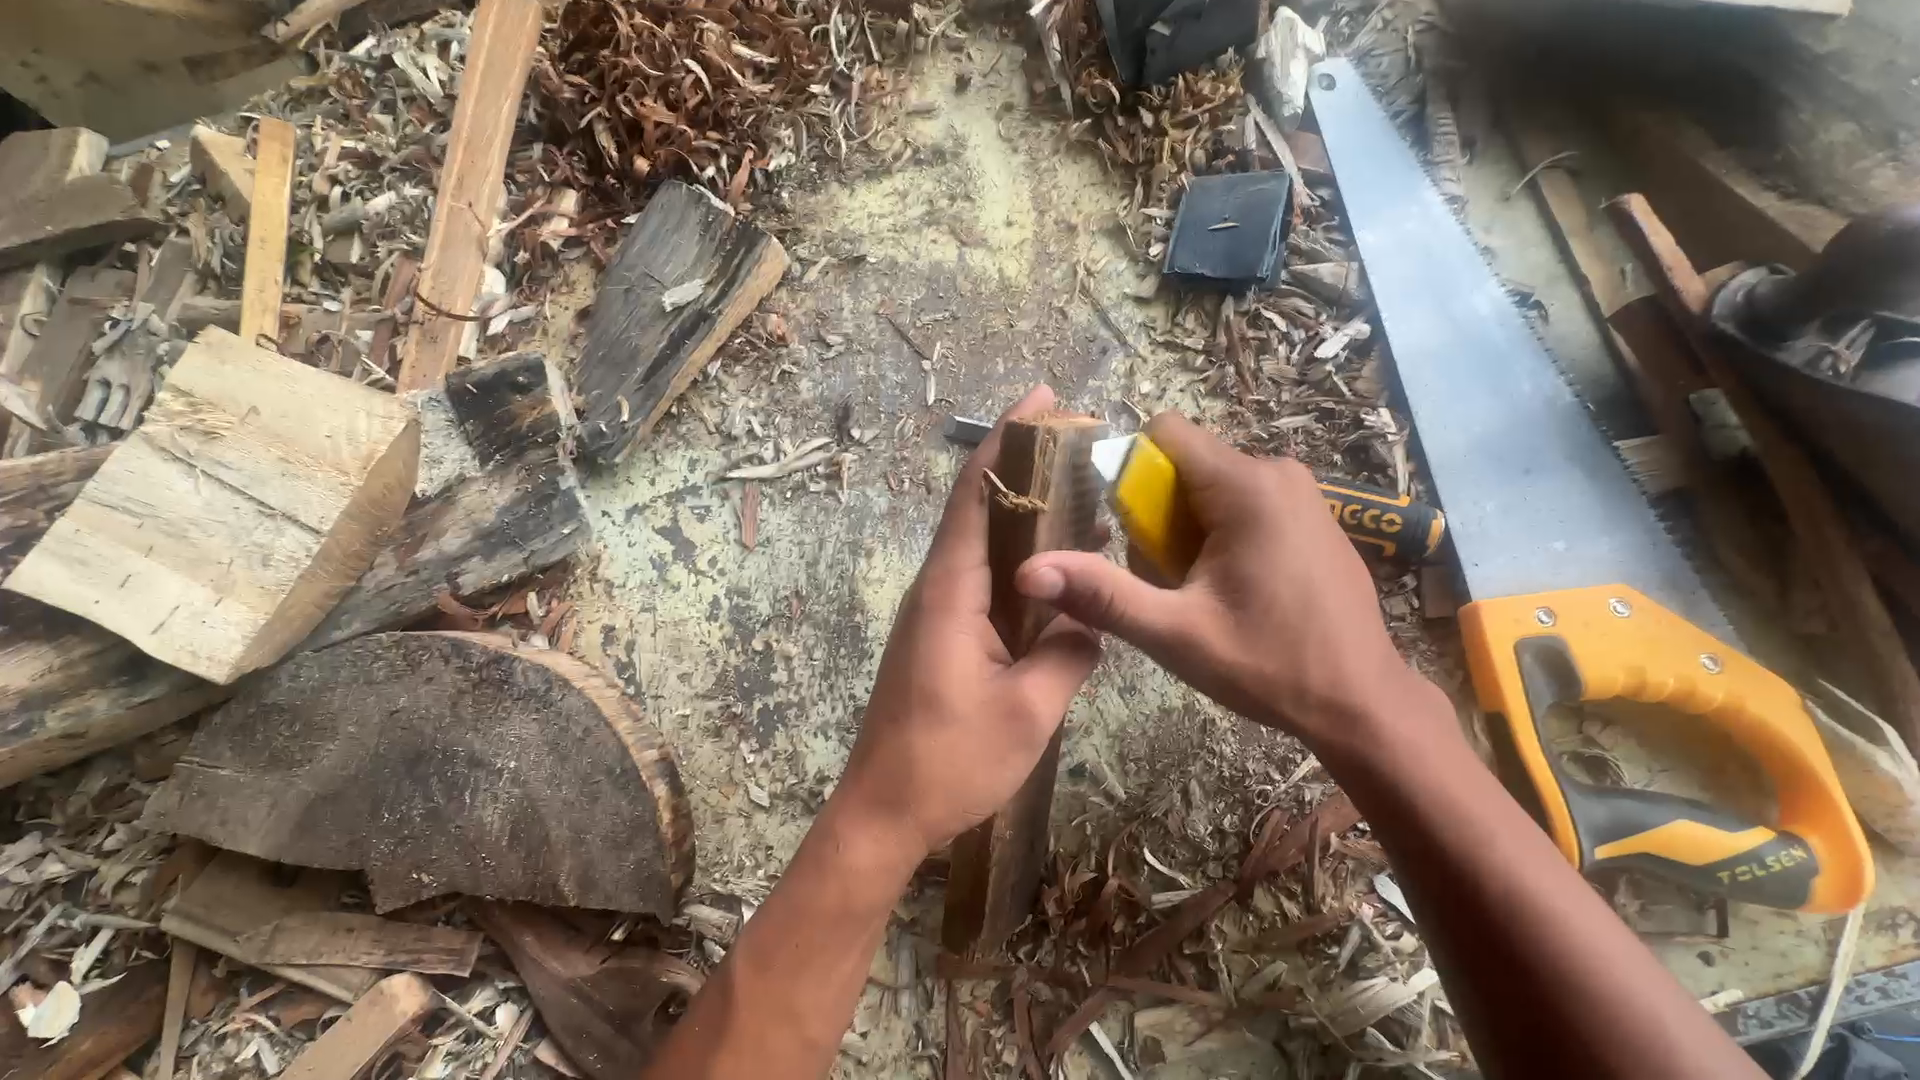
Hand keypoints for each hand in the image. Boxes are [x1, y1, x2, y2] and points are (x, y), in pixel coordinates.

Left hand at [833, 385, 1102, 857]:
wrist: (883, 813)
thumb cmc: (948, 762)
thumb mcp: (1027, 711)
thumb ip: (1068, 655)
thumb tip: (1093, 622)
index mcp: (950, 593)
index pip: (975, 496)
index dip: (1006, 441)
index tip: (1040, 397)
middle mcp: (937, 590)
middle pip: (977, 509)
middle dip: (1022, 467)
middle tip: (1079, 439)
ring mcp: (935, 615)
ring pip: (982, 547)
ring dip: (1023, 516)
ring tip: (1078, 493)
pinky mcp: (940, 638)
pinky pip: (984, 584)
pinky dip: (1019, 564)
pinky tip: (1055, 572)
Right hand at [1014, 411, 1438, 751]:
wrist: (1363, 703)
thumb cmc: (1270, 666)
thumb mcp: (1175, 634)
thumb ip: (1102, 594)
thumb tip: (1028, 571)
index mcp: (1247, 486)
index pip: (1163, 433)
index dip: (1129, 474)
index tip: (1126, 533)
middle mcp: (1278, 472)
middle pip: (1184, 466)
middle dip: (1158, 516)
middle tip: (1169, 582)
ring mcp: (1302, 494)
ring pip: (1211, 487)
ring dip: (1187, 531)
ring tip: (1200, 594)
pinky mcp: (1312, 517)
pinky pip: (1243, 504)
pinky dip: (1221, 537)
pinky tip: (1235, 592)